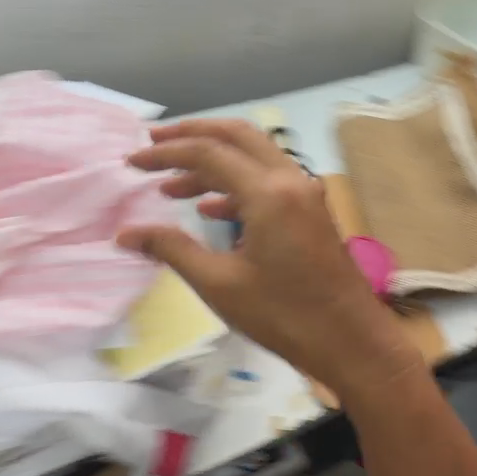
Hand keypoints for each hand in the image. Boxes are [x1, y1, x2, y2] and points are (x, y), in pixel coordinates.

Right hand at [118, 119, 422, 405]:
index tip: (132, 162)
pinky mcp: (311, 211)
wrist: (350, 340)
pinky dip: (236, 186)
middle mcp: (291, 179)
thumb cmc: (284, 315)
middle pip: (237, 136)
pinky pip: (269, 181)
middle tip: (152, 144)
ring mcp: (306, 193)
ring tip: (170, 185)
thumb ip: (172, 249)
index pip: (208, 152)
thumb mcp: (220, 284)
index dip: (166, 153)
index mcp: (269, 191)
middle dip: (192, 135)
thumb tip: (125, 234)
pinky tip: (208, 209)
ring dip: (213, 163)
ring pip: (254, 157)